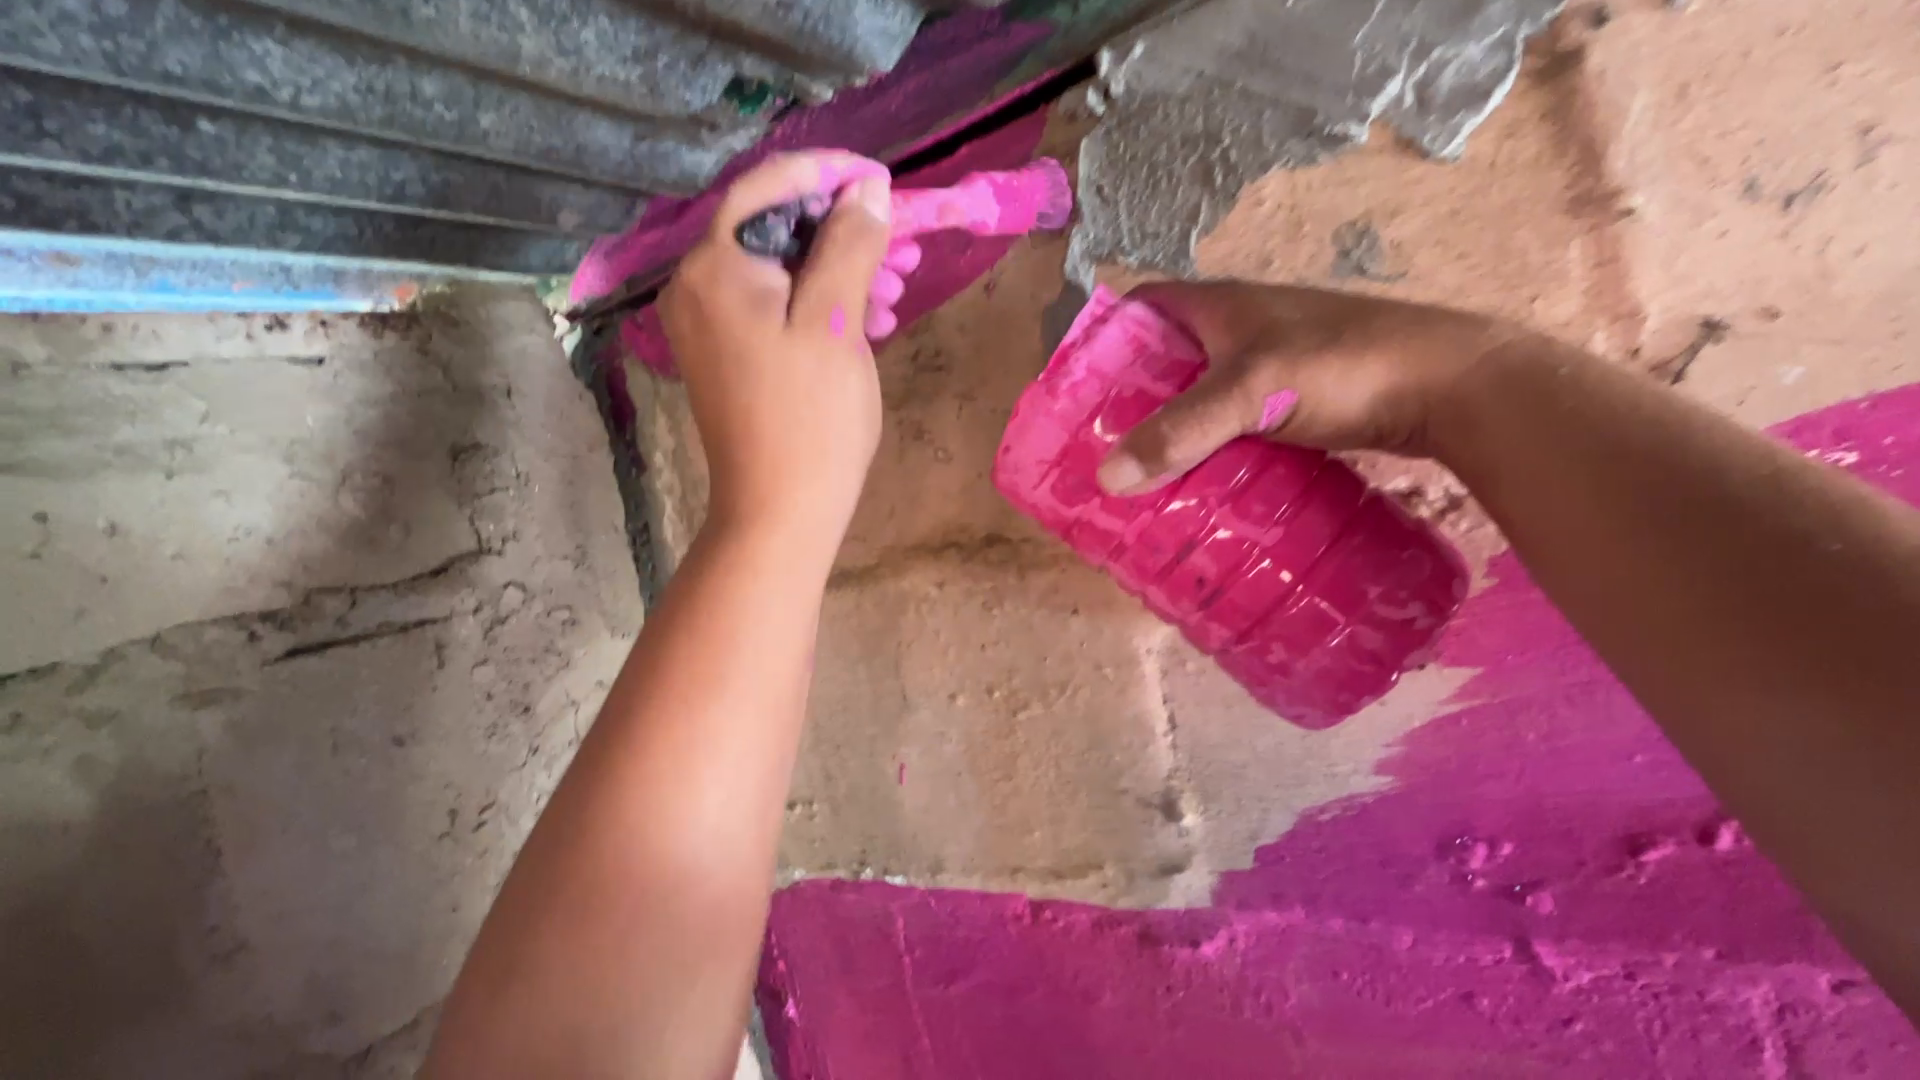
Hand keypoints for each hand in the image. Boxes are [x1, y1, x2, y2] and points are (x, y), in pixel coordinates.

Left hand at [660, 152, 895, 553]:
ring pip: (780, 270)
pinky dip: (818, 303)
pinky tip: (867, 318)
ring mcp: (707, 324)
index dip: (828, 174)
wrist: (778, 511)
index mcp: (714, 267)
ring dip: (839, 269)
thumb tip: (867, 189)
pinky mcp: (726, 354)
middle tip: (902, 245)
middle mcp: (696, 286)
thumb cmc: (810, 418)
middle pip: (774, 229)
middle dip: (842, 230)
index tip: (881, 181)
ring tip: (897, 286)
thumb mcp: (837, 323)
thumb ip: (849, 244)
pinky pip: (773, 306)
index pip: (768, 188)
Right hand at [1097, 280, 1520, 494]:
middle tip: (1100, 444)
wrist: (1453, 385)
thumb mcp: (1250, 392)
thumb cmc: (1344, 366)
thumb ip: (1179, 432)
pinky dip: (1211, 444)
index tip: (1077, 389)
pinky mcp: (1297, 398)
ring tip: (1140, 470)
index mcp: (1220, 304)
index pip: (1140, 307)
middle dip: (1132, 396)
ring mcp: (1272, 363)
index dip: (1104, 338)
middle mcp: (1240, 327)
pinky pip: (1234, 420)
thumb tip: (1105, 479)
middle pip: (1166, 357)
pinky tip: (1200, 479)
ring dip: (1172, 426)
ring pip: (1201, 393)